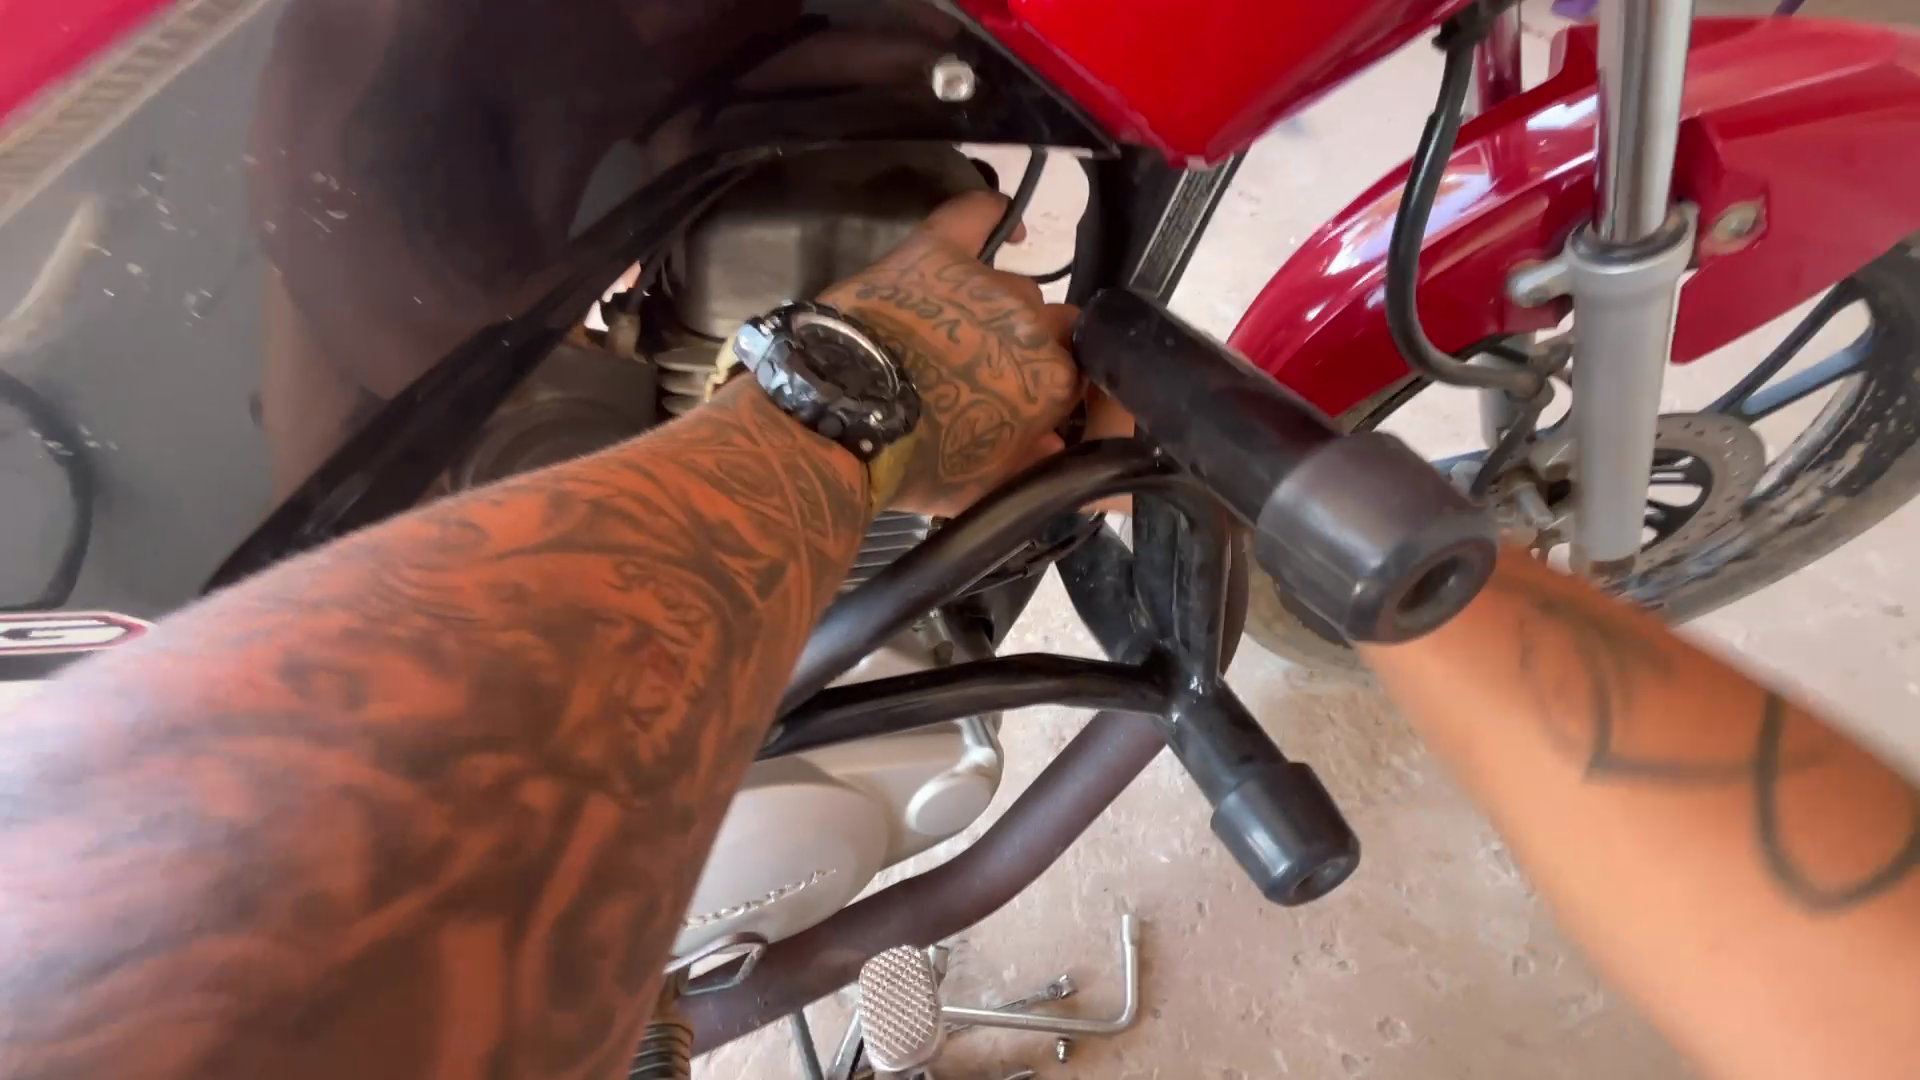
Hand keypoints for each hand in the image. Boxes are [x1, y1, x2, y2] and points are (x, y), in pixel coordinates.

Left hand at [818, 192, 1081, 516]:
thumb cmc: (915, 464)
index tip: (1027, 400)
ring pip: (1014, 284)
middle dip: (1026, 351)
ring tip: (960, 329)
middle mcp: (1032, 323)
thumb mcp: (984, 485)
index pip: (1076, 370)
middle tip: (983, 374)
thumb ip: (1032, 461)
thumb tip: (1055, 443)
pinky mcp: (934, 252)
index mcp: (1051, 380)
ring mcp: (985, 282)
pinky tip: (1000, 221)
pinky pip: (974, 214)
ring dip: (998, 307)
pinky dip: (990, 213)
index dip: (1051, 385)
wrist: (839, 420)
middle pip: (1049, 325)